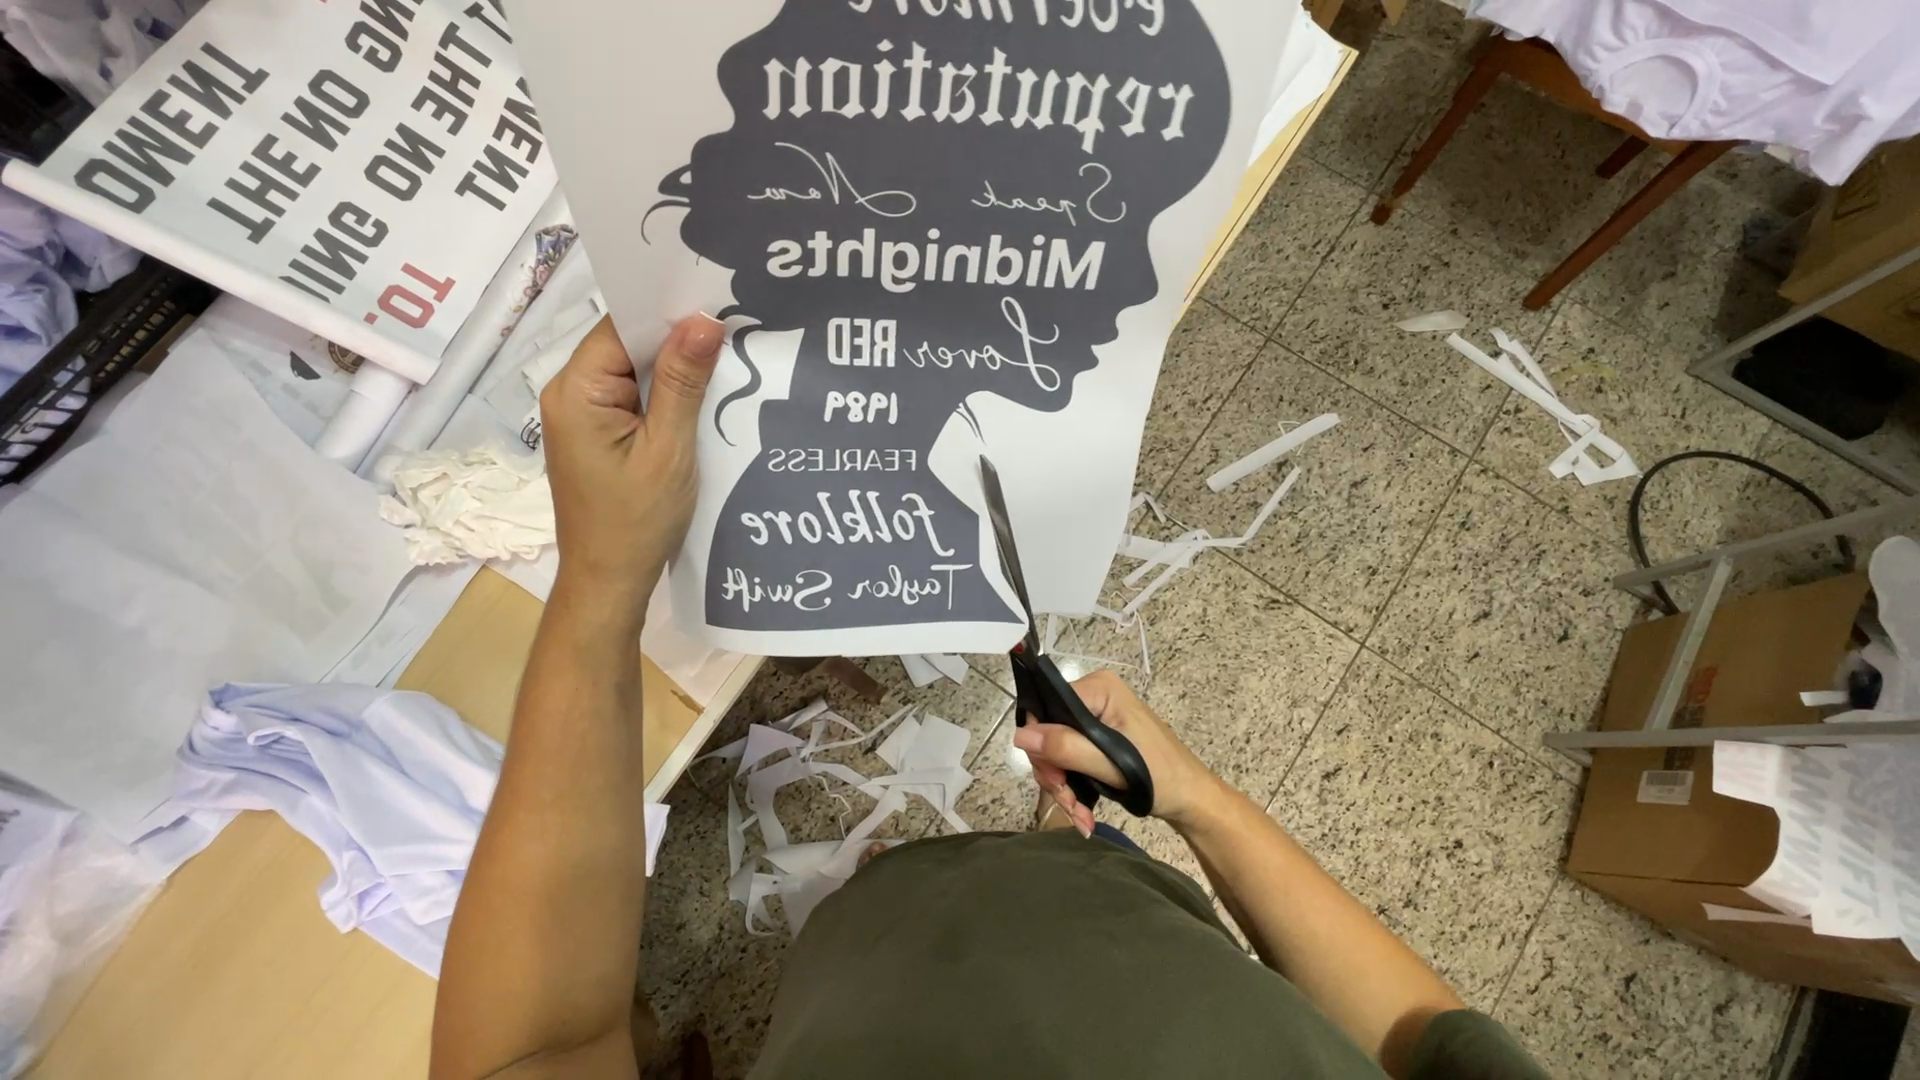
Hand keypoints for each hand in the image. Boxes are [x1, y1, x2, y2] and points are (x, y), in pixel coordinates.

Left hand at [540, 314, 723, 615]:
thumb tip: (704, 320)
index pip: (622, 327)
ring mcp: (581, 415)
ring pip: (632, 371)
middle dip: (675, 341)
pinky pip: (632, 397)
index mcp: (576, 391)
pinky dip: (664, 395)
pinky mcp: (596, 433)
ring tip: (724, 361)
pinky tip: (699, 397)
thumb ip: (683, 382)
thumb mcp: (669, 449)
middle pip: (625, 345)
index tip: (717, 305)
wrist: (610, 579)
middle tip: (732, 331)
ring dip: (673, 370)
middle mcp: (569, 394)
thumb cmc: (638, 520)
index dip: (668, 315)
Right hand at [1012, 670, 1225, 833]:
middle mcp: (1094, 697)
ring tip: (1080, 816)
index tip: (1055, 780)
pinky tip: (1083, 813)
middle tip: (1069, 804)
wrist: (1193, 800)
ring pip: (1057, 751)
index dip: (1042, 745)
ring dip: (1064, 787)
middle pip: (1049, 733)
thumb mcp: (1111, 764)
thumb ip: (1066, 747)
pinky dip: (1073, 787)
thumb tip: (1020, 735)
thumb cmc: (1162, 777)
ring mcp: (1096, 718)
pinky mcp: (1098, 739)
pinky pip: (1070, 759)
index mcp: (1099, 690)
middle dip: (1055, 774)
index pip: (1046, 707)